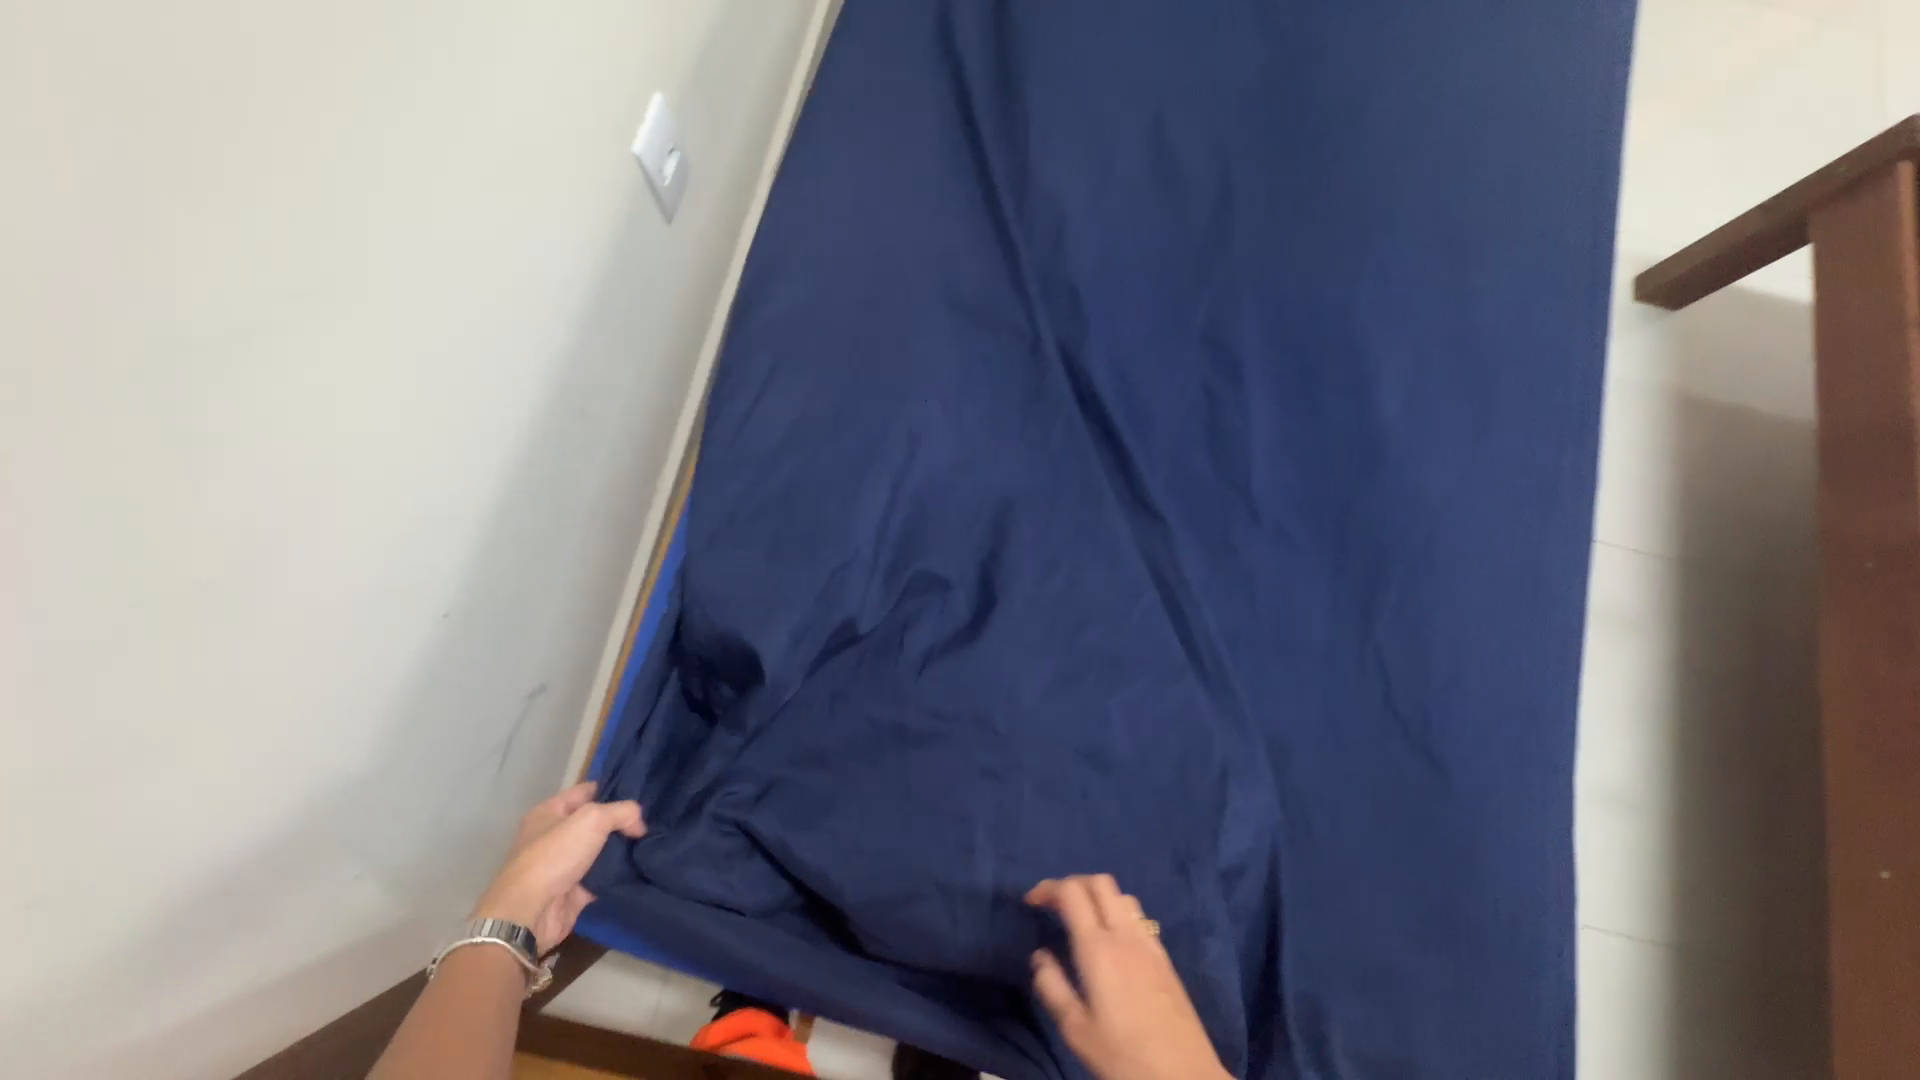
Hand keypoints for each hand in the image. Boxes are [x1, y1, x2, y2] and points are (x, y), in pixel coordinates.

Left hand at [472, 782, 644, 953]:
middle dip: (623, 822)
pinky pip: (602, 877)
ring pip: (602, 850)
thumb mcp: (592, 819)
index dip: (614, 789)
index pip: (587, 791)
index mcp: (549, 812)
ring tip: (652, 842)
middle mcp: (554, 836)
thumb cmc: (555, 855)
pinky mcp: (574, 891)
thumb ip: (622, 812)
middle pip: (597, 822)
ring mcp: (564, 865)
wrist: (530, 913)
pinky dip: (618, 874)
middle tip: (652, 819)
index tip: (642, 793)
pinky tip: (642, 867)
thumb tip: (639, 825)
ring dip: (623, 849)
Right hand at [1027, 875, 1230, 1079]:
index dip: (1048, 888)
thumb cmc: (1124, 1058)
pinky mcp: (1165, 958)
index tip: (1032, 902)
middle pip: (1100, 882)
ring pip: (1122, 896)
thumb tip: (1039, 955)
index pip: (1072, 893)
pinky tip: (1112, 941)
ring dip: (1097, 896)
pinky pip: (1138, 917)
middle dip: (1073, 883)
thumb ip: (1052, 987)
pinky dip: (1118, 913)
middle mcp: (1125, 935)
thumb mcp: (1076, 1030)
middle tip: (1054, 905)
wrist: (1185, 1078)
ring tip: (1081, 919)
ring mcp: (1149, 944)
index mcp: (1098, 949)